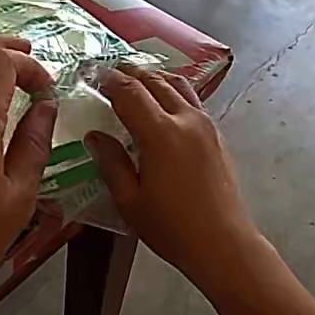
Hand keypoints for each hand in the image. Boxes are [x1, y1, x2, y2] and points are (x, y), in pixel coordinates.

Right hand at [84, 67, 275, 300]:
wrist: (222, 243)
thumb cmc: (171, 228)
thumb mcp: (129, 200)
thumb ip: (111, 163)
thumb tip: (95, 136)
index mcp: (160, 134)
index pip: (130, 93)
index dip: (109, 80)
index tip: (92, 74)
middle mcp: (186, 120)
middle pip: (155, 81)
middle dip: (130, 73)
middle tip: (110, 71)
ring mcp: (206, 126)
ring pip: (178, 86)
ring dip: (155, 78)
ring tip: (137, 81)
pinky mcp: (217, 137)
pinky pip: (192, 101)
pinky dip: (173, 93)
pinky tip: (164, 105)